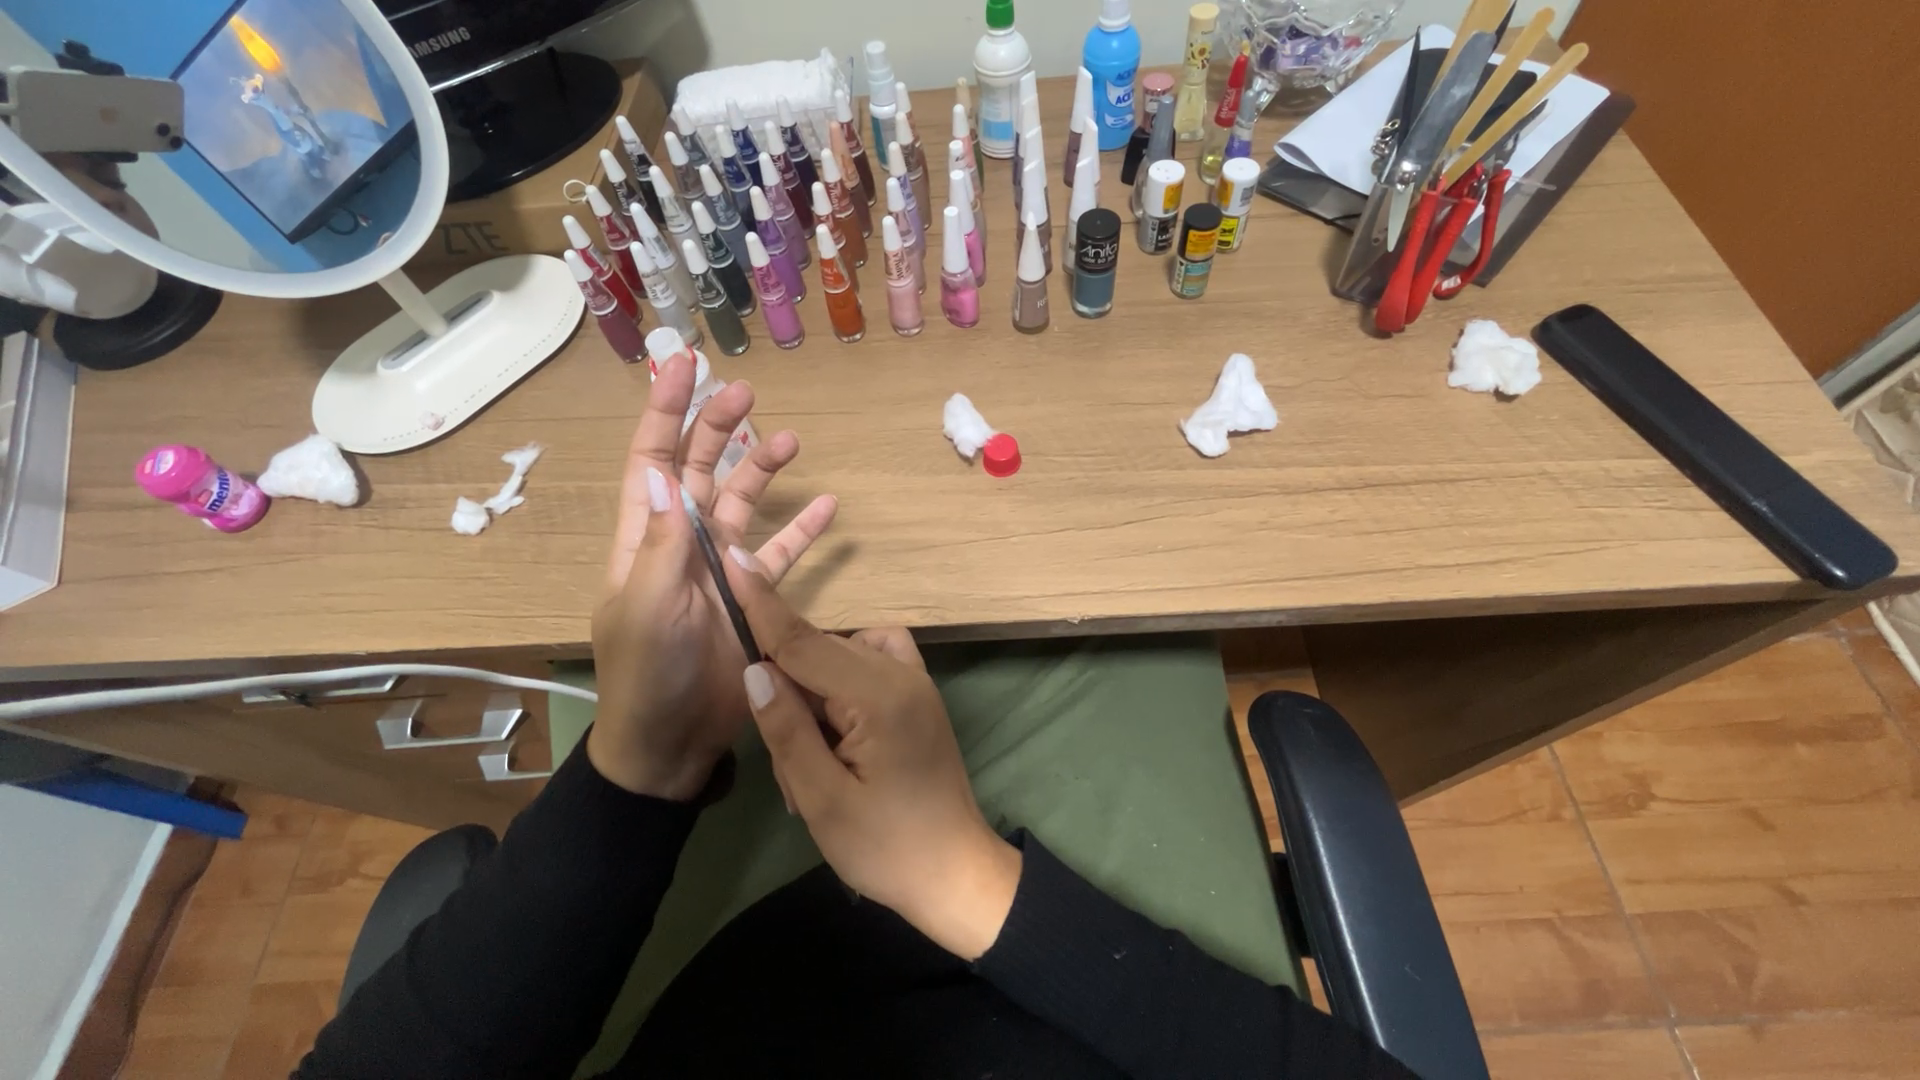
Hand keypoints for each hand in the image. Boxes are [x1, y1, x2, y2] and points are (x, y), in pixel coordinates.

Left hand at [589, 350, 836, 800]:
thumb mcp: (645, 604)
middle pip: (701, 470)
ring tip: (793, 441)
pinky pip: (780, 554)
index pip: (653, 460)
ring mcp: (720, 569)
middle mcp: (681, 543)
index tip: (684, 367)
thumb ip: (662, 542)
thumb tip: (666, 473)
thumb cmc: (646, 673)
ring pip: (744, 505)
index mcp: (645, 538)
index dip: (665, 412)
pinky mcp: (753, 597)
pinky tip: (828, 507)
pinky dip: (801, 530)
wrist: (672, 742)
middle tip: (748, 392)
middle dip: (719, 428)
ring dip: (765, 470)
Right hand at [723, 547, 1022, 959]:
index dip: (763, 604)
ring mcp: (915, 682)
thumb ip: (787, 729)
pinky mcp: (918, 696)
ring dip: (813, 698)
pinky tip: (837, 731)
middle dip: (787, 693)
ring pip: (841, 659)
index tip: (734, 559)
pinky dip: (841, 686)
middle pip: (820, 651)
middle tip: (791, 770)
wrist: (956, 874)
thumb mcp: (823, 799)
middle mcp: (902, 675)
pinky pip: (869, 664)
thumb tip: (757, 669)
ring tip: (815, 768)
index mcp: (879, 697)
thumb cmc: (887, 848)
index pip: (804, 641)